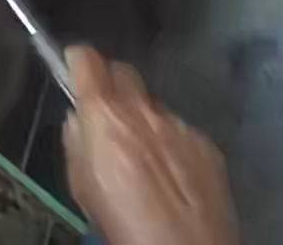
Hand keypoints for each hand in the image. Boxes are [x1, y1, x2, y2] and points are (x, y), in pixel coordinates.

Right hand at [63, 46, 237, 244]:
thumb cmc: (121, 224)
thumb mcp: (80, 181)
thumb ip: (76, 138)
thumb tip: (81, 119)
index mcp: (104, 112)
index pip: (86, 58)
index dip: (77, 61)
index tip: (75, 70)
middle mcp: (141, 108)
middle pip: (122, 71)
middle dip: (112, 84)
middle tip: (109, 113)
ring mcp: (178, 125)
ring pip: (153, 104)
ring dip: (144, 118)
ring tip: (148, 157)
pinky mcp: (208, 147)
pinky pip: (182, 131)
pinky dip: (173, 144)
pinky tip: (175, 177)